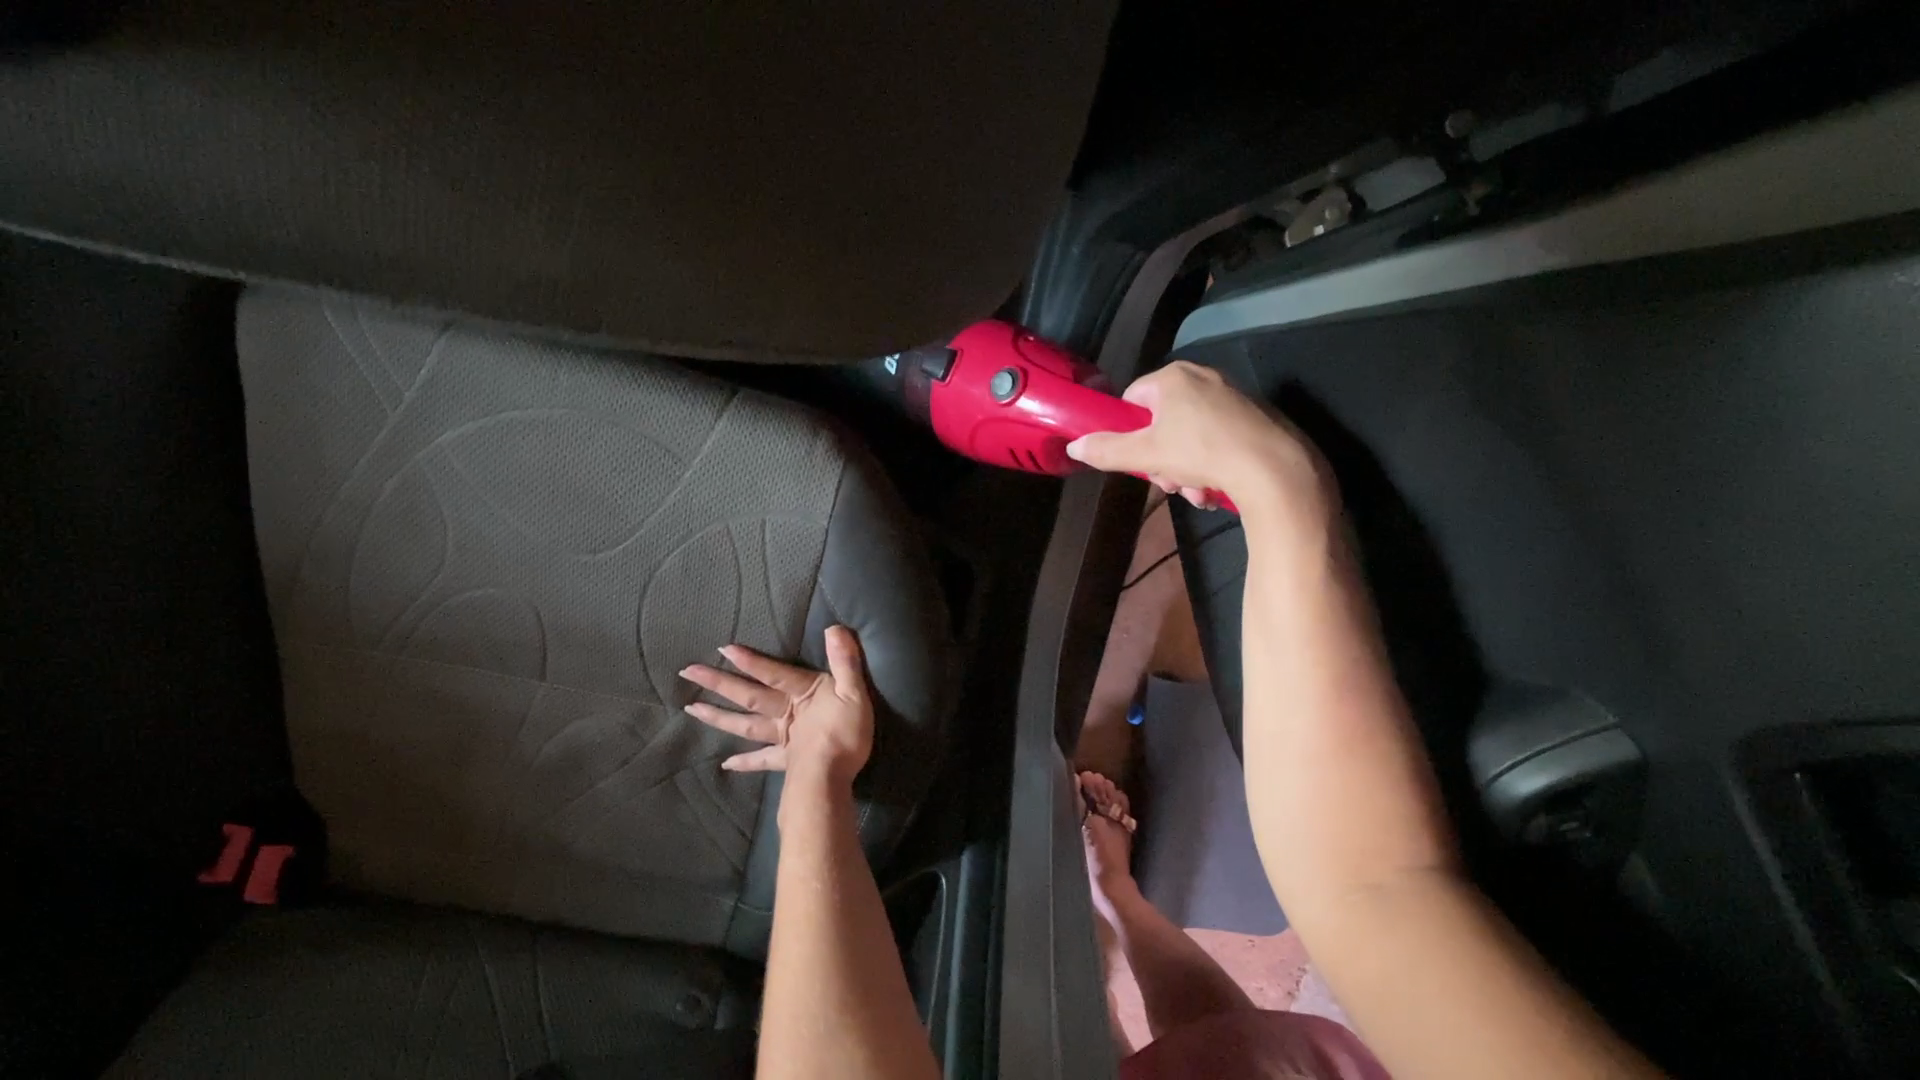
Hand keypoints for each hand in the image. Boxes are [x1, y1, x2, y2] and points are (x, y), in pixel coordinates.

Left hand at [679, 625, 872, 788]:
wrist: (834, 779)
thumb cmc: (845, 734)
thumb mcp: (854, 692)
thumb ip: (845, 661)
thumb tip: (834, 628)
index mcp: (802, 694)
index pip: (772, 673)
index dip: (749, 661)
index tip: (721, 649)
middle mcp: (785, 713)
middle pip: (749, 695)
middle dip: (719, 683)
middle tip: (687, 673)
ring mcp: (782, 739)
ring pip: (746, 725)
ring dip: (718, 717)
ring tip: (691, 709)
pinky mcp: (785, 761)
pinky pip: (761, 760)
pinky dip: (744, 763)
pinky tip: (725, 764)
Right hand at [1065, 360, 1329, 518]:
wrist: (1272, 467)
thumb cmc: (1201, 451)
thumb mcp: (1145, 454)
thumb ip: (1106, 449)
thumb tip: (1073, 446)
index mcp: (1173, 377)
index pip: (1133, 399)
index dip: (1129, 432)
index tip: (1137, 459)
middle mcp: (1203, 378)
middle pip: (1162, 422)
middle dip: (1161, 460)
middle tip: (1168, 483)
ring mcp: (1231, 397)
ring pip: (1190, 437)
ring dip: (1184, 470)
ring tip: (1195, 492)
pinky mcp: (1253, 418)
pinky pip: (1217, 440)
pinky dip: (1211, 465)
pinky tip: (1215, 489)